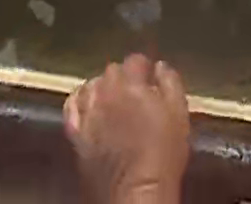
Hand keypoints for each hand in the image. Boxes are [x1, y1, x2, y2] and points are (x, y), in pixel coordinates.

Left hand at [63, 54, 189, 203]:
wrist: (138, 194)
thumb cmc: (162, 154)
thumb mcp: (178, 114)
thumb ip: (171, 83)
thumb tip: (160, 66)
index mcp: (131, 82)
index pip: (135, 59)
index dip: (145, 68)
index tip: (152, 78)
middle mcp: (106, 90)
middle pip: (113, 70)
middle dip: (124, 77)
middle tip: (136, 93)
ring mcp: (88, 112)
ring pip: (92, 85)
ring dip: (102, 88)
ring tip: (113, 100)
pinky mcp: (77, 134)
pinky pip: (72, 107)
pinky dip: (79, 102)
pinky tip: (88, 105)